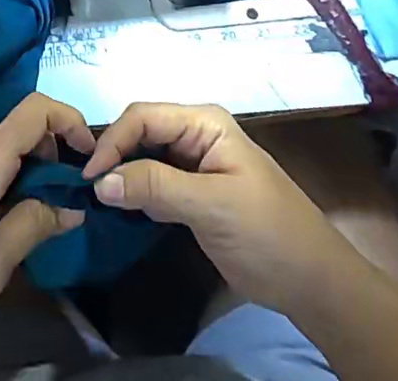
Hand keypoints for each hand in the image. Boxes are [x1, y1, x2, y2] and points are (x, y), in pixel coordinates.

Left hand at [0, 94, 94, 379]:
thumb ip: (35, 224)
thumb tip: (73, 205)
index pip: (34, 109)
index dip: (69, 120)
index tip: (90, 157)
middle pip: (26, 126)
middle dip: (60, 148)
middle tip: (82, 191)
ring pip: (11, 148)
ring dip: (41, 167)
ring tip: (62, 206)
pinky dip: (21, 179)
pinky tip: (28, 213)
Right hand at [82, 102, 355, 316]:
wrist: (310, 280)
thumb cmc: (267, 232)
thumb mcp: (212, 206)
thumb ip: (157, 187)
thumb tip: (100, 182)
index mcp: (204, 122)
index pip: (144, 117)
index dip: (114, 141)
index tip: (89, 178)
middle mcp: (195, 133)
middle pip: (140, 132)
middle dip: (114, 154)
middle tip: (87, 189)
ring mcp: (192, 162)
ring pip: (143, 156)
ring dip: (121, 174)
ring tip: (96, 199)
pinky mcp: (190, 190)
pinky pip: (152, 181)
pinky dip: (133, 192)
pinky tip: (119, 208)